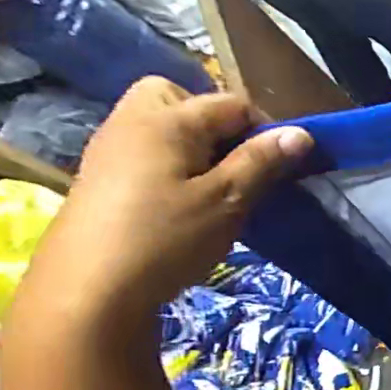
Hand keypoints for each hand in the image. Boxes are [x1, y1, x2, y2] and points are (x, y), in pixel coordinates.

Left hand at [13, 77, 312, 330]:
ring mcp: (112, 147)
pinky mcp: (103, 176)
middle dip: (218, 125)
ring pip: (164, 126)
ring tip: (215, 188)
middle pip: (183, 99)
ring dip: (196, 146)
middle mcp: (134, 120)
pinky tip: (183, 203)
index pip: (233, 104)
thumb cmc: (166, 238)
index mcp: (168, 119)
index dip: (266, 131)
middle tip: (238, 166)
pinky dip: (173, 164)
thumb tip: (300, 133)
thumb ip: (262, 162)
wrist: (90, 289)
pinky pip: (148, 151)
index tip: (283, 169)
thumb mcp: (227, 201)